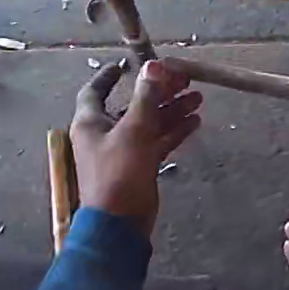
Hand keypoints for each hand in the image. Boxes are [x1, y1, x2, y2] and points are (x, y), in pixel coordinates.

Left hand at [69, 59, 202, 235]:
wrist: (120, 225)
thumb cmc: (118, 173)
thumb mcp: (133, 130)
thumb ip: (145, 97)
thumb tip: (153, 65)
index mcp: (91, 122)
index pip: (96, 90)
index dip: (110, 75)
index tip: (128, 63)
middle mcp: (105, 133)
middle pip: (132, 104)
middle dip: (156, 91)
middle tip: (183, 78)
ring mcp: (123, 150)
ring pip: (149, 122)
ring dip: (171, 109)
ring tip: (197, 97)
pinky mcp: (139, 165)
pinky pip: (157, 141)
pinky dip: (174, 130)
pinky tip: (195, 121)